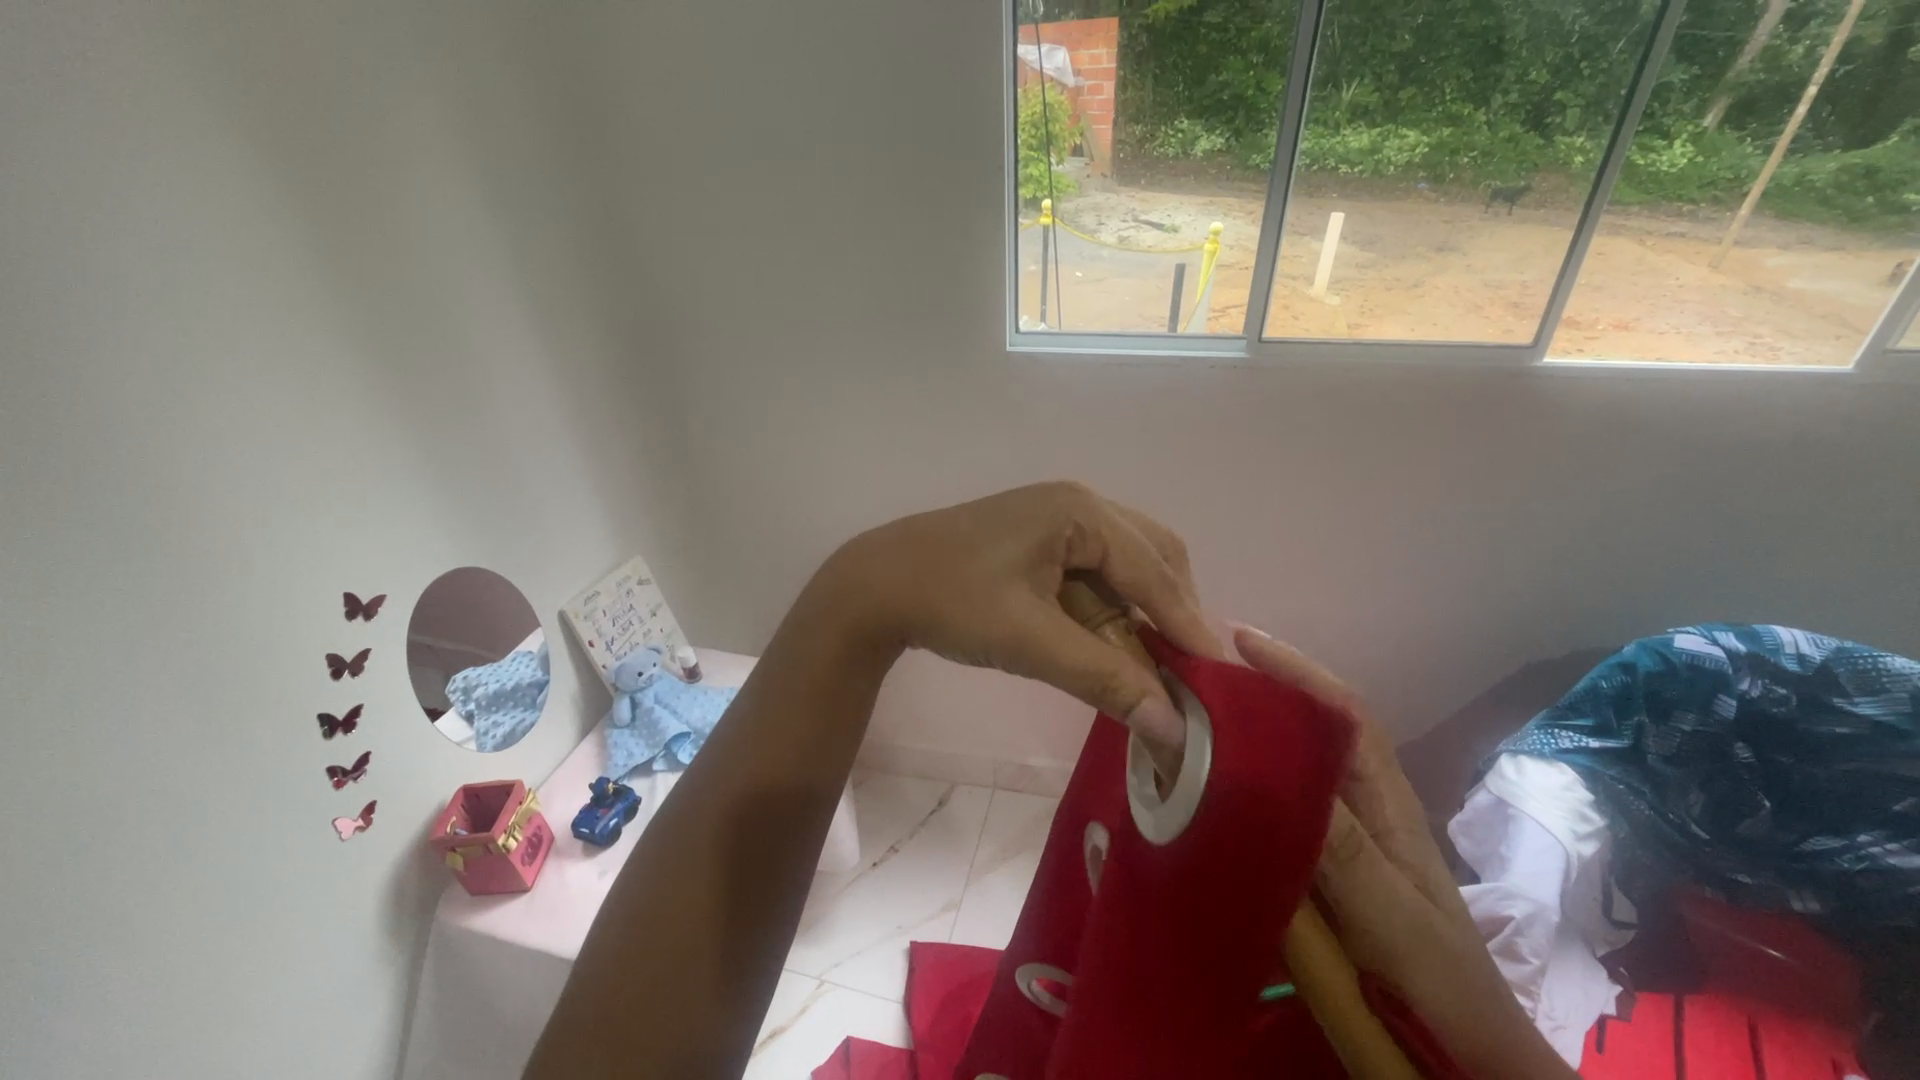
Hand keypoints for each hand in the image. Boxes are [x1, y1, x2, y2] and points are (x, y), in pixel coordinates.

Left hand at [807, 481, 1223, 747]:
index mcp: (1080, 512)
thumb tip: (1171, 726)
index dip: (1188, 625)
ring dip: (1139, 615)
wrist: (875, 585)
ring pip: (1124, 567)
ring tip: (1151, 665)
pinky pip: (1094, 574)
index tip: (1219, 676)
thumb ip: (1104, 679)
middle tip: (1184, 667)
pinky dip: (1109, 611)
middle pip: (1151, 558)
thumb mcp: (1030, 642)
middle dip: (1169, 613)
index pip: (1155, 570)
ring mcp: (1055, 520)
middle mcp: (1077, 505)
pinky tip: (1109, 646)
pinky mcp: (1038, 542)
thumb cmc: (952, 602)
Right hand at [1231, 627, 1576, 1079]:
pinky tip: (1205, 791)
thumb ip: (1337, 845)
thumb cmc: (1434, 973)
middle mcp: (1361, 807)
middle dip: (1258, 692)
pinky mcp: (1321, 871)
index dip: (1293, 668)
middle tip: (1194, 674)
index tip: (1237, 639)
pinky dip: (1239, 788)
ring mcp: (1342, 839)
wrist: (1464, 1045)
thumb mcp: (1388, 909)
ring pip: (1287, 769)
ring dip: (1243, 736)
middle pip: (1309, 730)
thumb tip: (1268, 768)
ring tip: (1188, 718)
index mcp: (1384, 800)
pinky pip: (1275, 812)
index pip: (1342, 713)